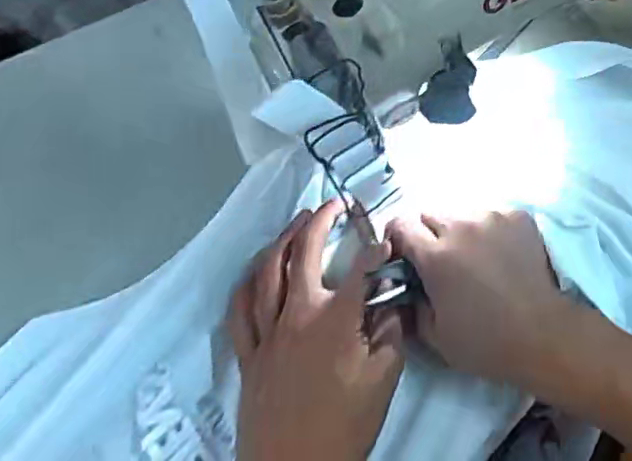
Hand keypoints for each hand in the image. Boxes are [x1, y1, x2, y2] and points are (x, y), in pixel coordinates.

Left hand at [226, 200, 403, 460]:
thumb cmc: (345, 426)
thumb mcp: (384, 377)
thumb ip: (391, 329)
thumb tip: (392, 298)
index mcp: (335, 320)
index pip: (361, 266)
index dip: (377, 246)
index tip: (388, 235)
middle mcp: (297, 317)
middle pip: (303, 254)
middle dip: (320, 222)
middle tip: (334, 205)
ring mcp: (267, 336)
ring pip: (266, 273)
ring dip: (282, 240)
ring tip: (297, 222)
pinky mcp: (247, 357)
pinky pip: (239, 311)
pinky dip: (247, 282)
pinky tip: (257, 269)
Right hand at [383, 211, 575, 392]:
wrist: (540, 331)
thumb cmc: (483, 341)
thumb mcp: (433, 334)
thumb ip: (411, 302)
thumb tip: (404, 284)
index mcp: (436, 255)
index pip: (401, 225)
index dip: (396, 239)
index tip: (402, 256)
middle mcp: (463, 226)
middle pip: (431, 216)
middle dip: (427, 236)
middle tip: (439, 263)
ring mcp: (494, 216)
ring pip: (463, 214)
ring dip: (460, 232)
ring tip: (474, 261)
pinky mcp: (519, 215)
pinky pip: (493, 216)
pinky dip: (489, 231)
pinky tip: (499, 256)